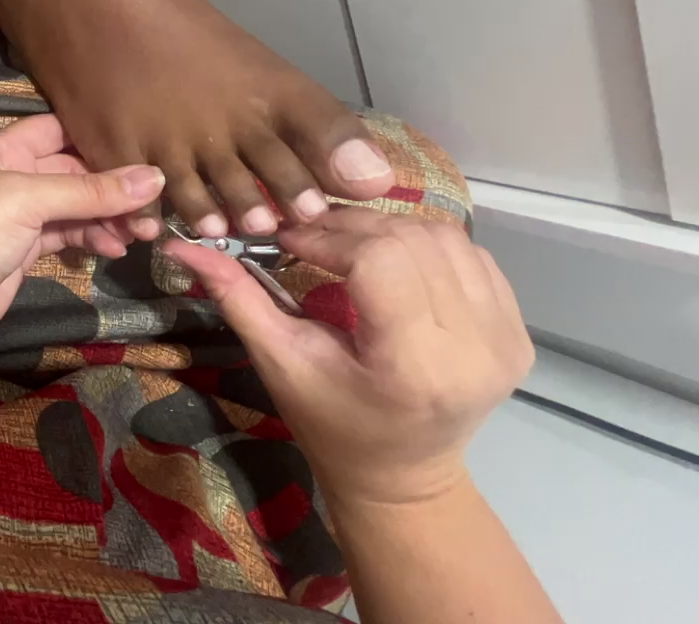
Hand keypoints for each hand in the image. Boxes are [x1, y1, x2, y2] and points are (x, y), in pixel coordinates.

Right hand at [0, 0, 396, 237]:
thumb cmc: (167, 17)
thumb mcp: (250, 57)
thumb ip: (311, 121)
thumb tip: (380, 182)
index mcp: (264, 90)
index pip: (312, 151)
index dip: (315, 186)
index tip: (316, 211)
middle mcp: (222, 120)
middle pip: (256, 183)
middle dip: (265, 210)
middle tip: (265, 229)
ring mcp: (166, 139)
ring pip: (200, 200)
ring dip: (212, 217)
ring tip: (215, 227)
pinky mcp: (115, 148)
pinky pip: (140, 198)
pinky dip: (150, 217)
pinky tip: (154, 224)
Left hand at [0, 114, 164, 351]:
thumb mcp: (29, 201)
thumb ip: (90, 190)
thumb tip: (155, 177)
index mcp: (1, 149)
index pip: (58, 131)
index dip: (98, 138)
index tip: (146, 151)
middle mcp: (9, 175)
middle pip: (71, 171)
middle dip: (112, 187)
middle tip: (155, 209)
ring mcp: (15, 213)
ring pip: (72, 205)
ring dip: (106, 217)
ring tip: (141, 234)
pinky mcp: (20, 248)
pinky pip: (64, 233)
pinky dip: (89, 238)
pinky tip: (113, 248)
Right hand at [168, 209, 534, 506]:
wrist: (400, 471)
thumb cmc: (328, 419)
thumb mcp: (276, 359)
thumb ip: (235, 296)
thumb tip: (178, 245)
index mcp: (415, 365)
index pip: (381, 261)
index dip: (327, 238)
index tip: (287, 243)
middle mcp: (477, 349)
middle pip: (413, 241)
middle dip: (351, 226)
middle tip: (307, 236)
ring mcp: (508, 339)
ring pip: (446, 238)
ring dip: (388, 228)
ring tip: (345, 244)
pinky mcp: (519, 330)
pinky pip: (471, 254)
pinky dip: (424, 243)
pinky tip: (390, 259)